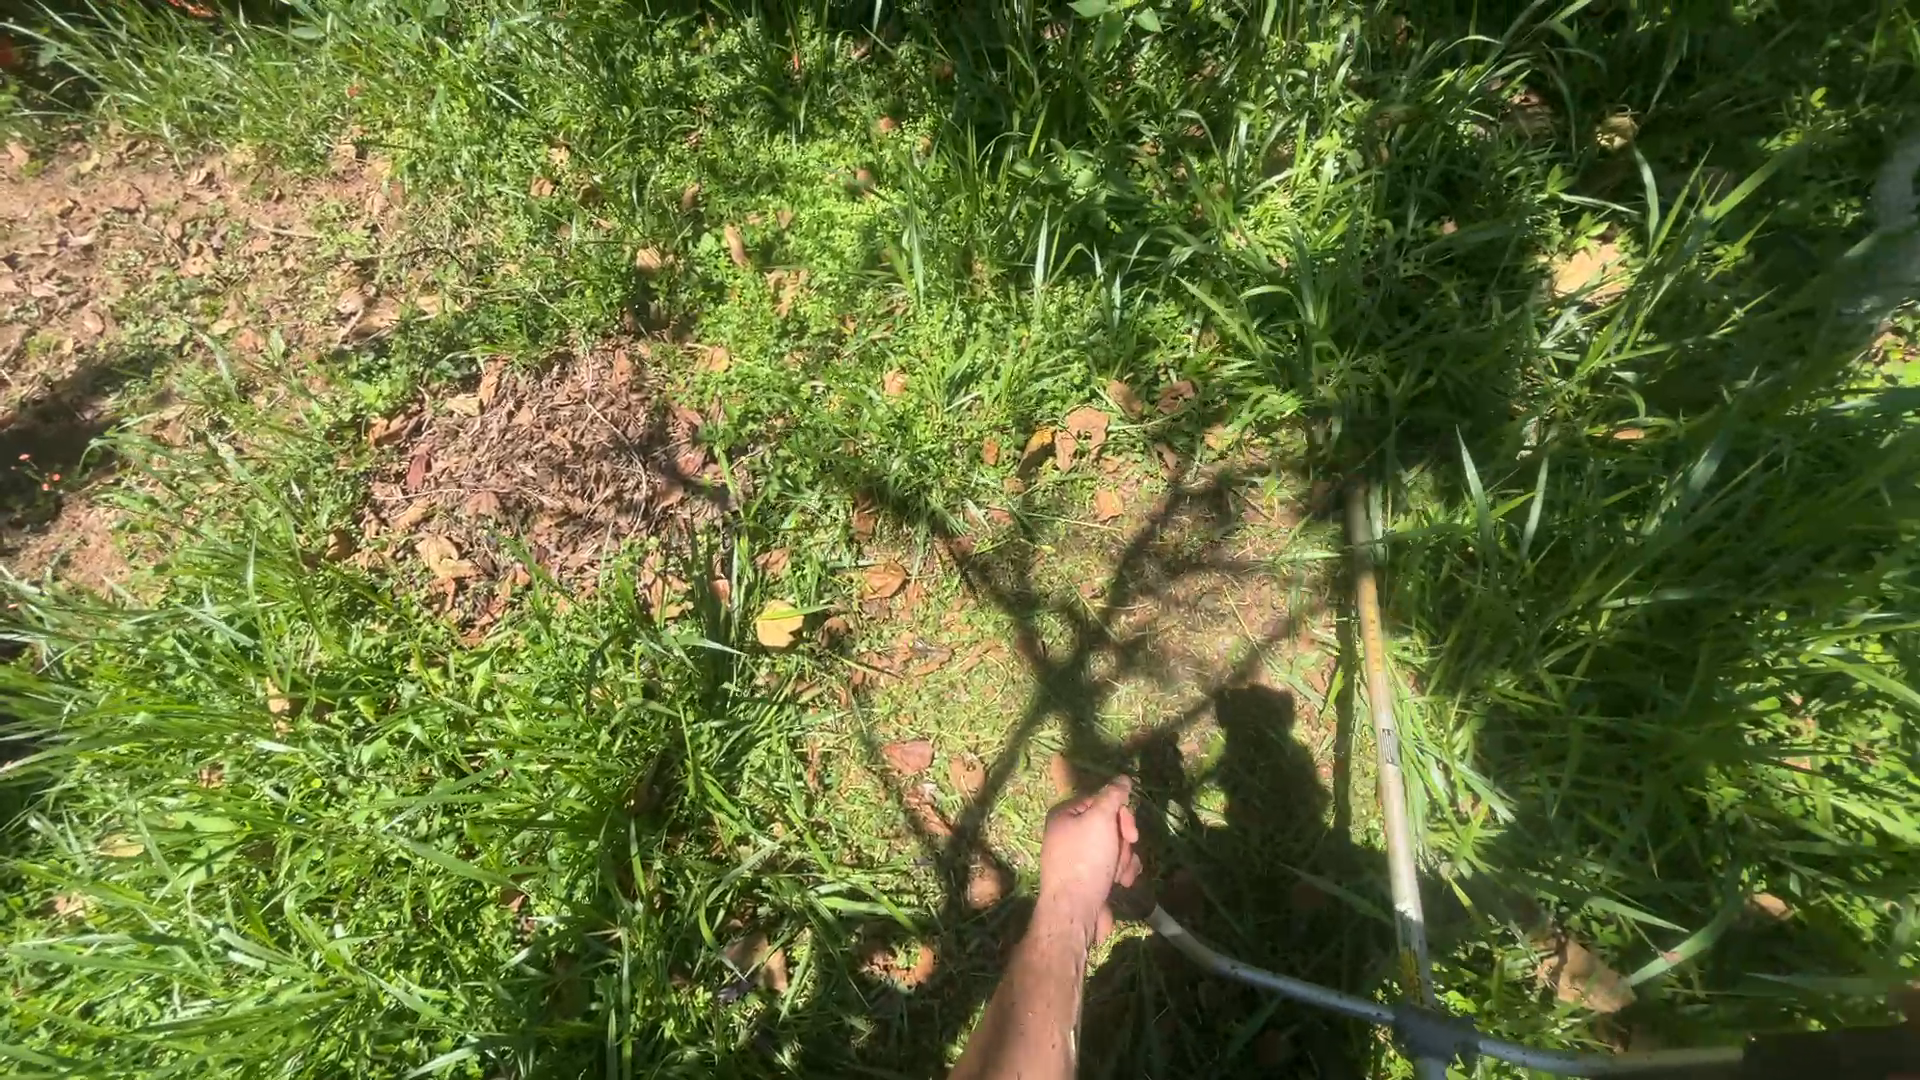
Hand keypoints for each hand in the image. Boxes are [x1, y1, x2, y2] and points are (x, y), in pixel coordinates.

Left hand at [1035, 776, 1142, 948]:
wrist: (1075, 912)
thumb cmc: (1085, 861)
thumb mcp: (1100, 819)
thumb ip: (1113, 796)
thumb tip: (1124, 777)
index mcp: (1065, 814)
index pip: (1101, 800)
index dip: (1120, 814)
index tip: (1130, 831)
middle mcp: (1069, 832)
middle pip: (1110, 823)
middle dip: (1123, 840)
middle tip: (1122, 854)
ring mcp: (1080, 856)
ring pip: (1116, 845)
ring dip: (1125, 859)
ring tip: (1119, 875)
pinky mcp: (1091, 877)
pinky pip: (1114, 864)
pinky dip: (1122, 872)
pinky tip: (1122, 884)